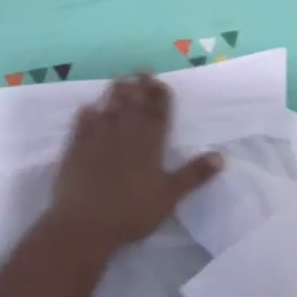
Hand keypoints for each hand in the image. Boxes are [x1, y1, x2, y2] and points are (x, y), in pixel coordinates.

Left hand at [43, 73, 223, 255]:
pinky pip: (82, 125)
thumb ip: (194, 175)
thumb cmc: (132, 212)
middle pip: (133, 104)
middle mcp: (124, 134)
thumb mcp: (169, 196)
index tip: (161, 81)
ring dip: (115, 93)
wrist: (84, 224)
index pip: (158, 113)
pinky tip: (88, 108)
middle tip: (141, 72)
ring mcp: (97, 139)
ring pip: (108, 108)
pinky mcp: (75, 148)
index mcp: (149, 144)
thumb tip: (221, 157)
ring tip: (120, 80)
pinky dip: (86, 114)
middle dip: (139, 87)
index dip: (160, 96)